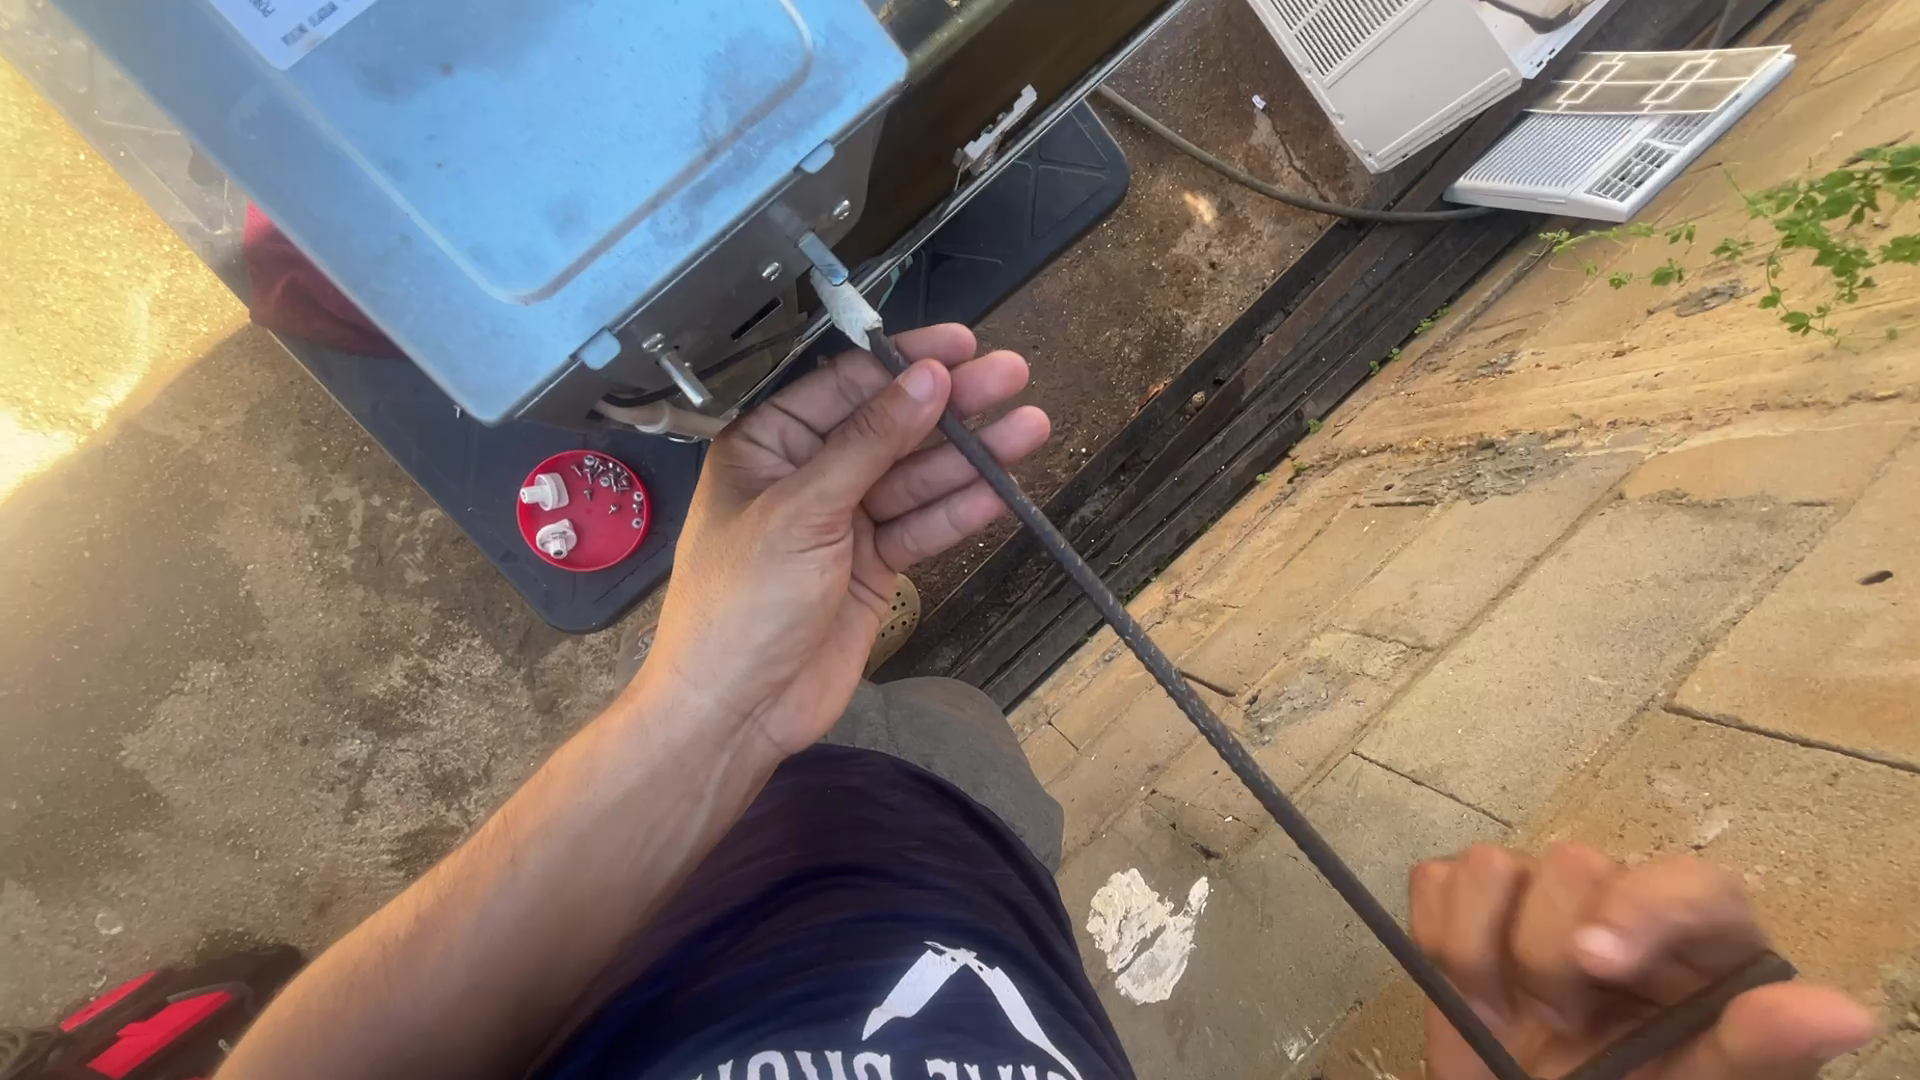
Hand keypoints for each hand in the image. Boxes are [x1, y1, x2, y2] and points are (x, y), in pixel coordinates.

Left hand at [634, 325, 1048, 753]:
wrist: (739, 709)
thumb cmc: (742, 603)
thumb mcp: (802, 510)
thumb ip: (868, 443)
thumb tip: (926, 381)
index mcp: (770, 445)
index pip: (846, 387)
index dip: (905, 364)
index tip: (962, 346)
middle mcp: (810, 476)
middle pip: (891, 429)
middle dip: (951, 407)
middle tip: (1011, 377)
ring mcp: (846, 522)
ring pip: (916, 479)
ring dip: (971, 458)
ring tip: (1029, 429)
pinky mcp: (874, 565)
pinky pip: (922, 528)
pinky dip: (957, 513)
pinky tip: (1000, 493)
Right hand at [1411, 844, 1873, 1079]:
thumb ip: (1757, 1050)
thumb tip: (1839, 1009)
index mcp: (1694, 941)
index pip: (1689, 881)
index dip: (1642, 908)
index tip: (1598, 964)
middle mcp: (1608, 898)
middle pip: (1570, 863)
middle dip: (1546, 951)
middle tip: (1557, 1021)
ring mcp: (1525, 889)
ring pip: (1489, 864)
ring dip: (1482, 947)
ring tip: (1502, 1005)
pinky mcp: (1458, 894)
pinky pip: (1433, 880)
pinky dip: (1438, 935)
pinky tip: (1465, 983)